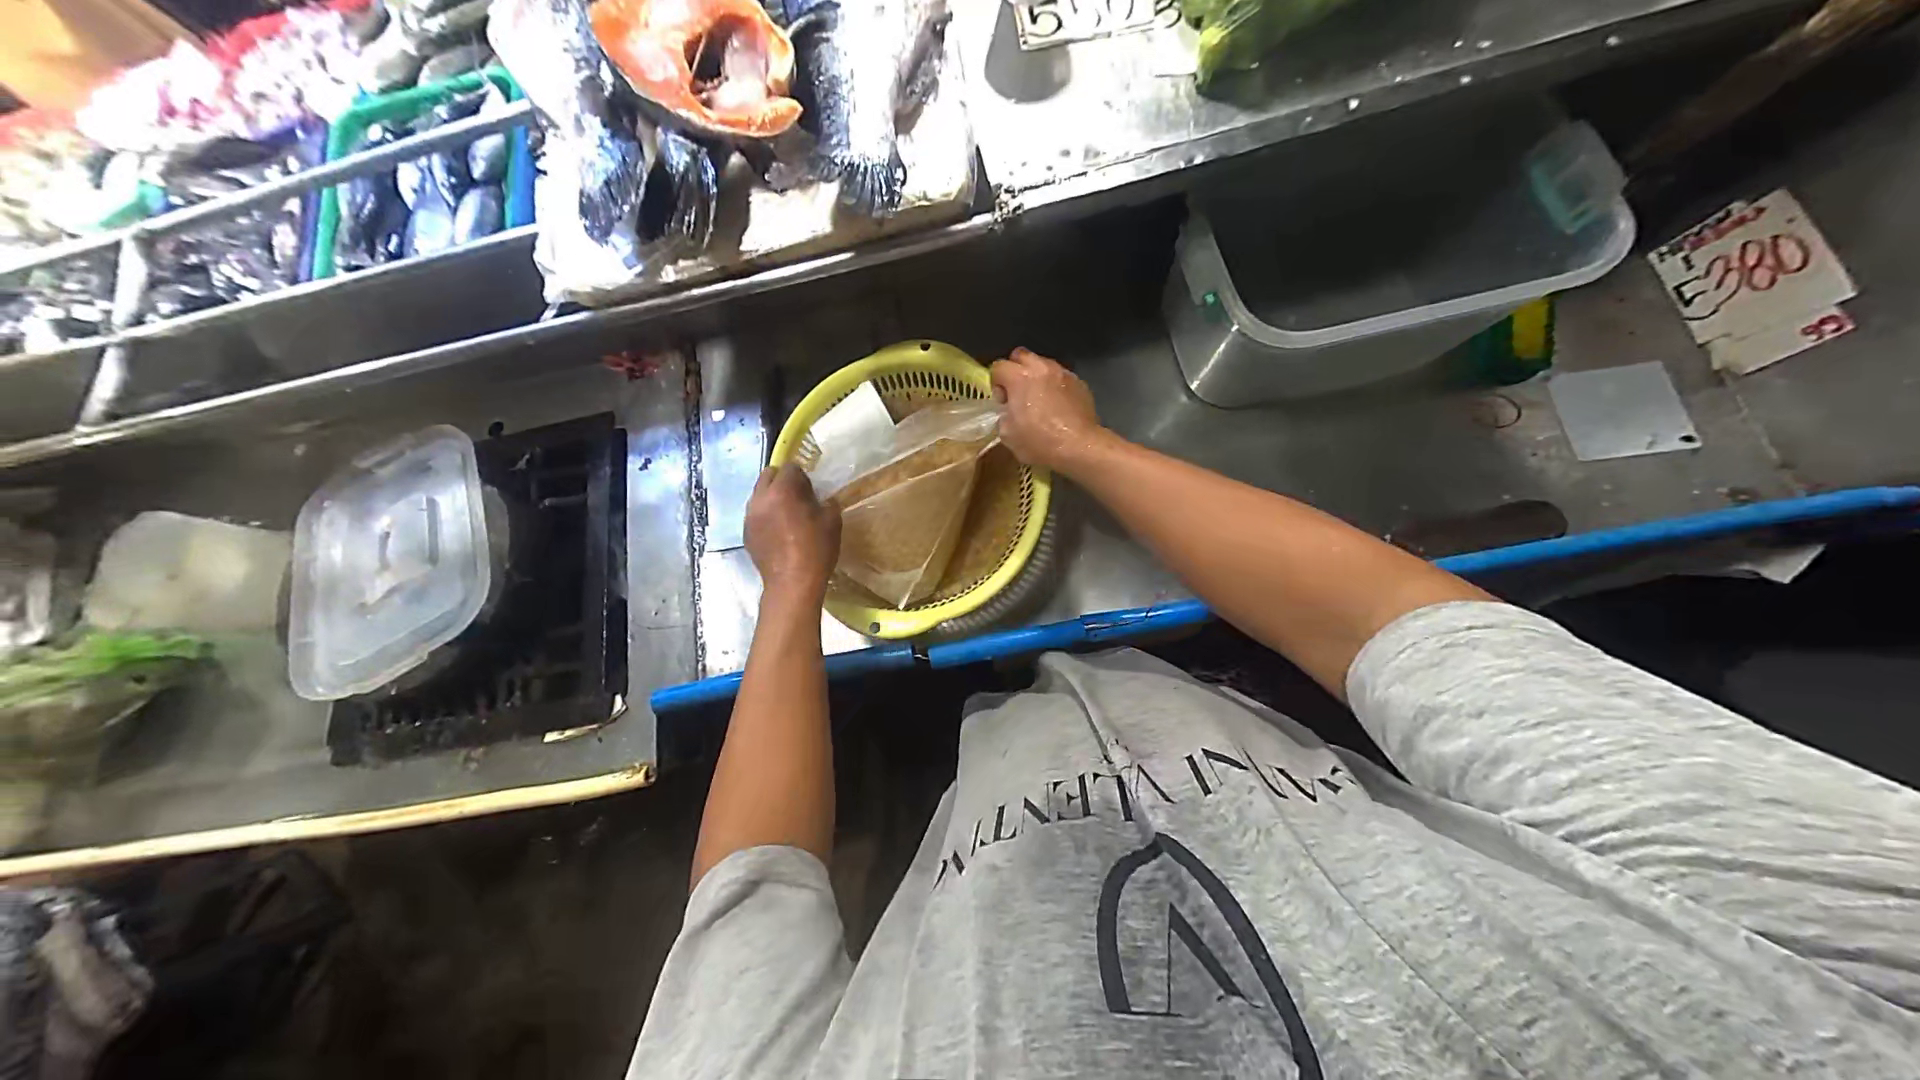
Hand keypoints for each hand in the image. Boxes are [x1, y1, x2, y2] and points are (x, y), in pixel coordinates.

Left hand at [746, 465, 840, 600]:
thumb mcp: (832, 521)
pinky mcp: (746, 533)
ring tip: (786, 514)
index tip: (810, 489)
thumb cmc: (816, 550)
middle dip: (782, 480)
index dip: (802, 475)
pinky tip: (778, 531)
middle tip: (797, 496)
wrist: (792, 583)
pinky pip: (755, 514)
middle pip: (767, 475)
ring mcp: (749, 517)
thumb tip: (820, 499)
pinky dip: (765, 515)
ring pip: (758, 495)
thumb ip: (826, 502)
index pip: (789, 467)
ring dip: (771, 497)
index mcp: (782, 491)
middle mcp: (760, 499)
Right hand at [989, 348, 1109, 473]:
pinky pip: (1061, 377)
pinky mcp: (1079, 383)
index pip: (998, 367)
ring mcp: (1063, 373)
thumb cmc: (1039, 442)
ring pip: (1043, 364)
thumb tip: (1009, 412)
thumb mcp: (1007, 435)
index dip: (996, 385)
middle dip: (1015, 370)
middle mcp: (1041, 368)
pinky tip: (1058, 405)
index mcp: (1019, 377)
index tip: (1003, 402)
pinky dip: (1055, 386)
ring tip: (1040, 399)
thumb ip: (1004, 416)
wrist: (1079, 447)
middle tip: (1018, 393)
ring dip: (1037, 377)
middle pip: (1020, 355)